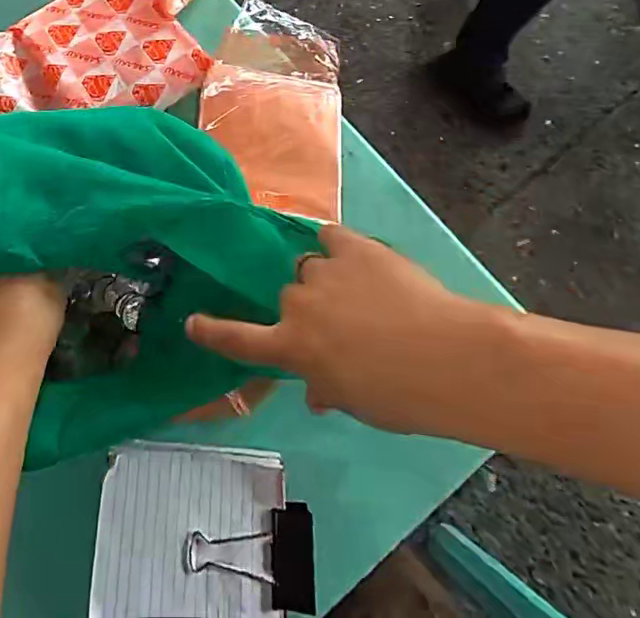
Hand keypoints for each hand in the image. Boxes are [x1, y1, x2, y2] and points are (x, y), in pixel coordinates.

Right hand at [186, 224, 491, 433]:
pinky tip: (355, 256)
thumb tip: (317, 390)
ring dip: (325, 278)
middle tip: (341, 323)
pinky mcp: (352, 246)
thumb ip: (327, 388)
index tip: (191, 322)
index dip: (212, 332)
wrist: (448, 358)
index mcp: (293, 347)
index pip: (239, 340)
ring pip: (309, 266)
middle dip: (307, 308)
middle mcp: (298, 305)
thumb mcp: (355, 402)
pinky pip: (332, 237)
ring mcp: (323, 271)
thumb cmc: (400, 396)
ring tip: (361, 291)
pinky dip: (339, 246)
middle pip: (286, 295)